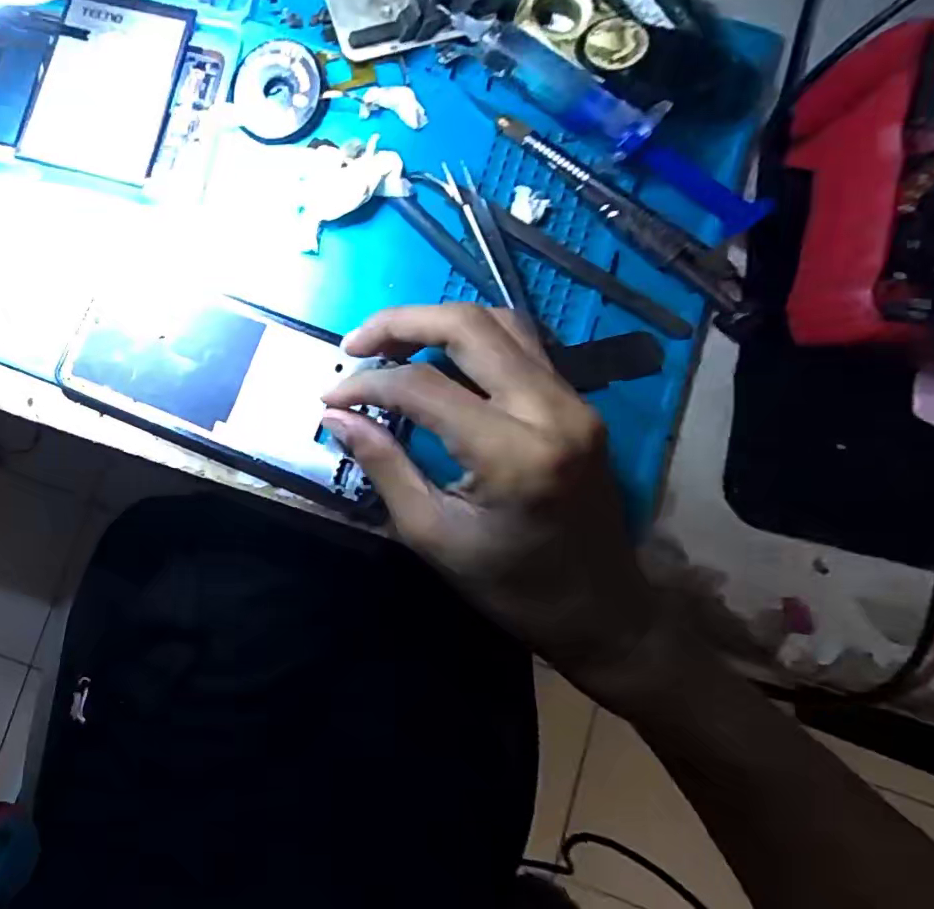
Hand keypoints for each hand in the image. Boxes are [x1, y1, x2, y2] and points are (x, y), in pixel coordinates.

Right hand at [319, 304, 658, 684]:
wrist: (605, 611)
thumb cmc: (509, 583)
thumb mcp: (428, 531)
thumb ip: (382, 463)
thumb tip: (335, 416)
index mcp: (514, 454)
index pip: (422, 386)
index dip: (365, 385)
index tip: (329, 399)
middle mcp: (552, 412)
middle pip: (468, 328)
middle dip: (398, 324)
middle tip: (352, 345)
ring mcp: (573, 402)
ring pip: (499, 323)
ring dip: (433, 322)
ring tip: (386, 344)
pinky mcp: (576, 403)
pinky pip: (518, 345)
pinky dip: (465, 338)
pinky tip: (431, 357)